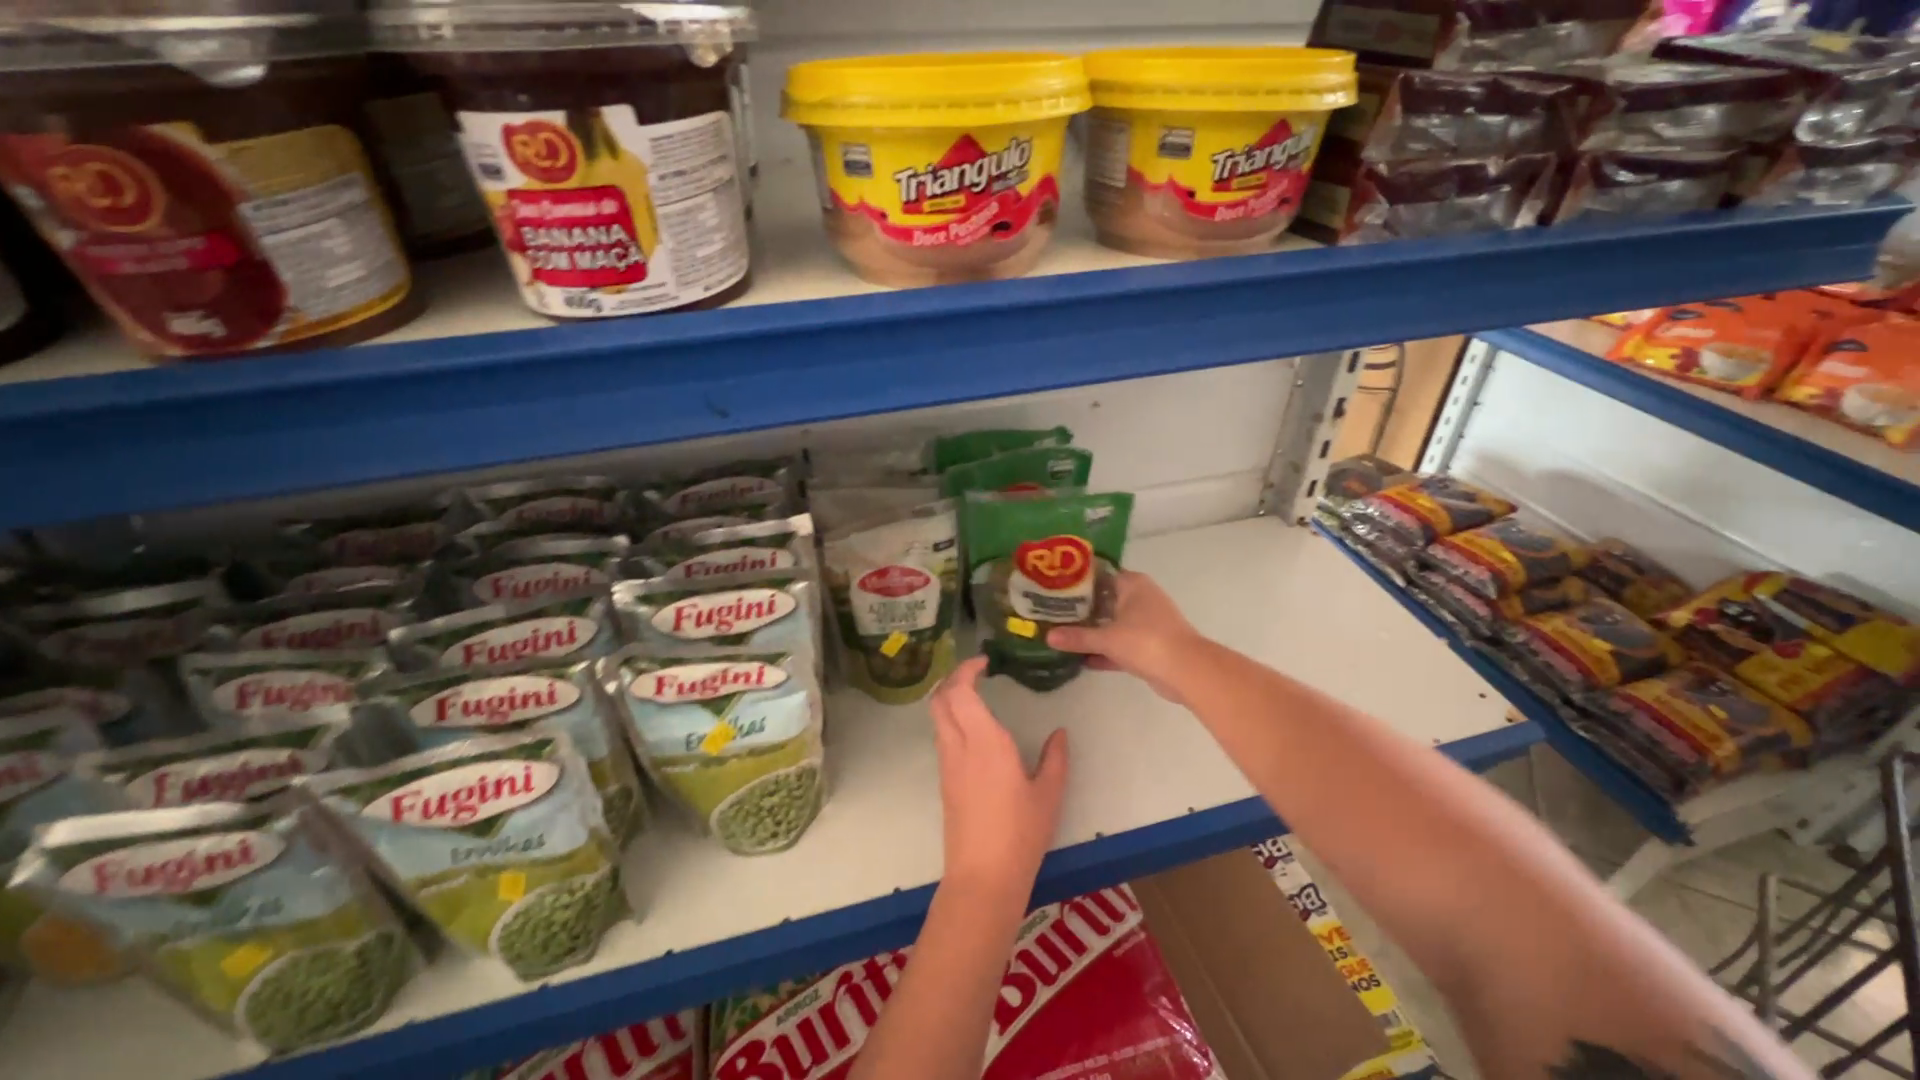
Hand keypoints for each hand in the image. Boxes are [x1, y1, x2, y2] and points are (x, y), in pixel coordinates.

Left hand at [930, 657, 1068, 899]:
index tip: (984, 662)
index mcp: (985, 742)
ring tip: (976, 696)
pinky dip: (952, 721)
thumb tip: (1059, 733)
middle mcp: (959, 747)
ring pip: (938, 719)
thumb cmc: (1021, 833)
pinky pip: (943, 739)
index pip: (961, 691)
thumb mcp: (1049, 794)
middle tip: (976, 673)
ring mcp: (947, 766)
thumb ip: (1055, 759)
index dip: (966, 670)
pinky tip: (975, 731)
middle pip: (940, 700)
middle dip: (952, 679)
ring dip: (950, 700)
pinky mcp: (944, 783)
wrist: (983, 876)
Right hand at [1047, 571, 1208, 704]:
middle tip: (1052, 613)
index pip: (1100, 575)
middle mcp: (1141, 599)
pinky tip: (1082, 660)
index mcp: (1133, 585)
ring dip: (1093, 631)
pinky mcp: (1149, 646)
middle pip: (1105, 600)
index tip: (1055, 588)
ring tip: (1062, 635)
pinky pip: (1120, 645)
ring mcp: (1147, 623)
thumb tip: (1048, 636)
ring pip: (1113, 624)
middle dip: (1081, 609)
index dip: (1077, 581)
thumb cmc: (1145, 640)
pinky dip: (1105, 651)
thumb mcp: (1107, 638)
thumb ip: (1077, 637)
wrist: (1186, 670)